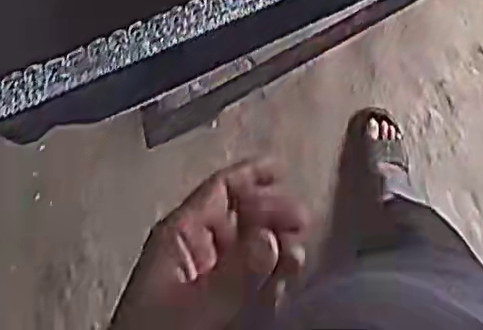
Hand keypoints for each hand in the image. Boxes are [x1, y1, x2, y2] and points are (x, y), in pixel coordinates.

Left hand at [109, 160, 309, 329]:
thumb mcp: (194, 302)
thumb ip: (234, 272)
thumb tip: (271, 237)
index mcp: (179, 235)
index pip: (219, 190)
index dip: (251, 175)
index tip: (282, 169)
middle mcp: (197, 254)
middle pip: (242, 218)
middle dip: (273, 215)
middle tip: (302, 220)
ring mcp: (210, 285)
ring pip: (253, 254)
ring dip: (279, 250)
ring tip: (297, 257)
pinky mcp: (221, 314)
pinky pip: (254, 289)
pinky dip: (274, 283)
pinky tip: (286, 283)